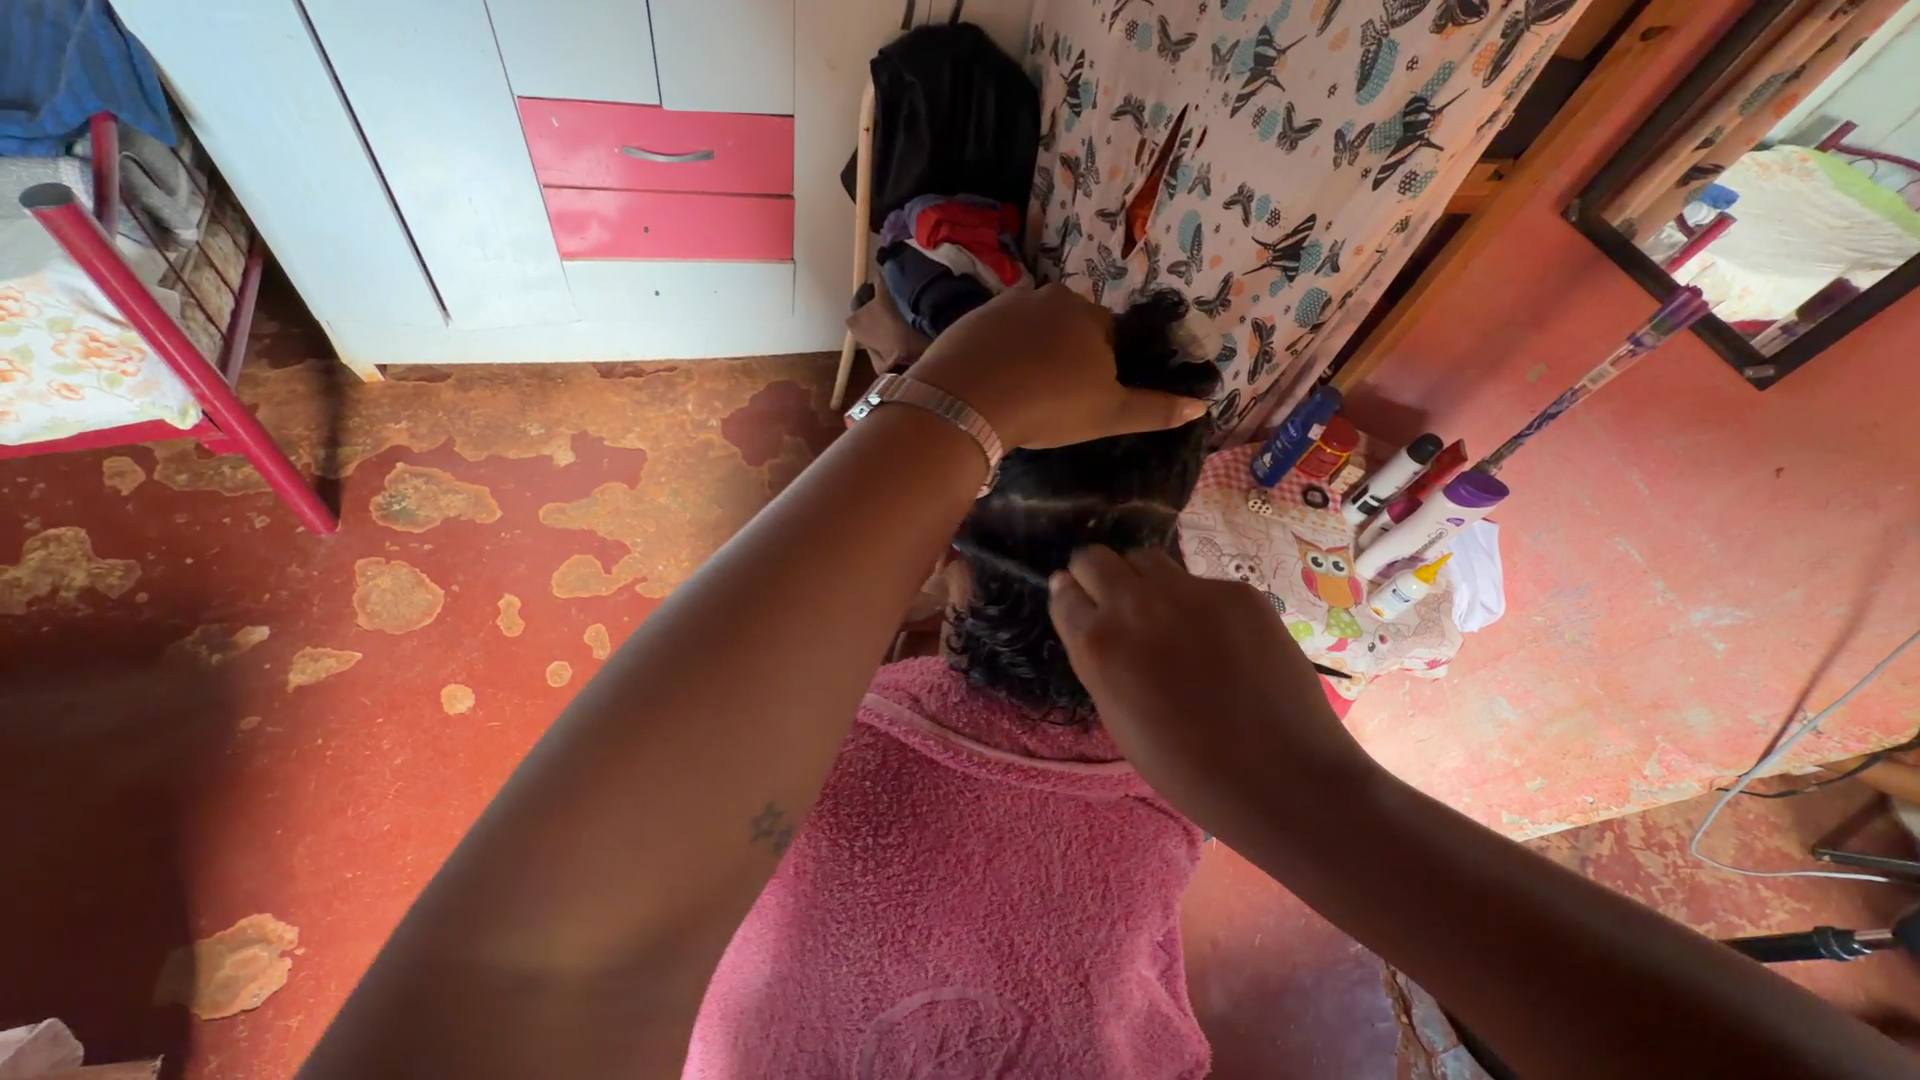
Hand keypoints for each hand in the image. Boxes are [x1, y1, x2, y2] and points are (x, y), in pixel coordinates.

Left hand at [904, 284, 1206, 448]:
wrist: (967, 401)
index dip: (1104, 369)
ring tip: (1021, 393)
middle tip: (1053, 399)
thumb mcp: (1109, 415)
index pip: (1111, 336)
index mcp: (1091, 315)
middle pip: (1070, 328)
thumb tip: (1202, 404)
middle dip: (1068, 356)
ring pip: (1033, 330)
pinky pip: (997, 335)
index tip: (1087, 398)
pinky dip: (1001, 354)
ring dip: (1033, 354)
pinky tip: (994, 383)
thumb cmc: (1049, 406)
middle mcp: (1051, 296)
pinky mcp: (972, 317)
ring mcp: (1007, 303)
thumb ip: (1156, 409)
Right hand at [1046, 546, 1380, 823]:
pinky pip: (1199, 582)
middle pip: (1095, 559)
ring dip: (1142, 580)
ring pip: (1146, 559)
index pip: (1064, 592)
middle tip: (1115, 605)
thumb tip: (1089, 619)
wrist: (1280, 776)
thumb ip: (1098, 661)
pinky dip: (1195, 602)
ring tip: (1163, 617)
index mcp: (1098, 643)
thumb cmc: (1186, 767)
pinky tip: (1218, 640)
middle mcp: (1135, 604)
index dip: (1071, 600)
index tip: (1081, 608)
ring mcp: (1189, 591)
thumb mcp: (1117, 715)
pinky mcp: (1237, 591)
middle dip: (1096, 576)